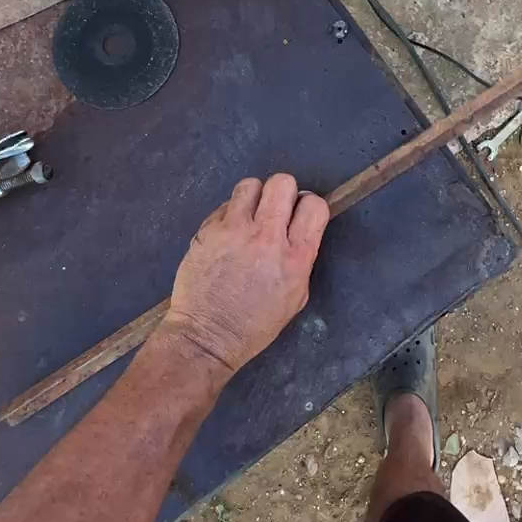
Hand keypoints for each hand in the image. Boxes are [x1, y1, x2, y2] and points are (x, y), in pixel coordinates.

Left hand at [159, 174, 329, 381]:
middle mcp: (267, 237)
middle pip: (283, 183)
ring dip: (254, 197)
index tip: (299, 215)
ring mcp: (234, 231)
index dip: (309, 205)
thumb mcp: (296, 297)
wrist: (206, 338)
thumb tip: (298, 230)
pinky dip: (230, 214)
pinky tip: (227, 234)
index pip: (314, 205)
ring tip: (249, 216)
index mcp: (296, 257)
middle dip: (283, 192)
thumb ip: (301, 258)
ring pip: (251, 185)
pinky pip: (225, 205)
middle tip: (274, 210)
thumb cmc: (255, 324)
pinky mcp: (208, 230)